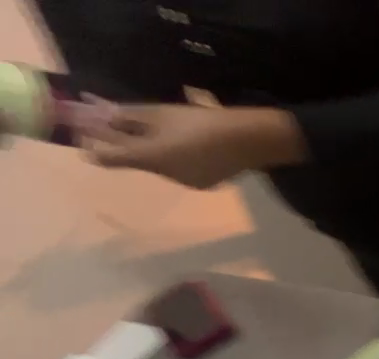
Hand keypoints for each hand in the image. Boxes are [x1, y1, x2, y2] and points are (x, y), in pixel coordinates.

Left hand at [86, 104, 304, 188]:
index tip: (85, 135)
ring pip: (158, 165)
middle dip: (124, 143)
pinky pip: (179, 170)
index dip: (92, 146)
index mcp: (150, 158)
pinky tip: (185, 147)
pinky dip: (174, 159)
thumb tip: (100, 116)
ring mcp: (188, 182)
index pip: (107, 158)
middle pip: (135, 160)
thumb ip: (127, 117)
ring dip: (151, 150)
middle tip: (118, 124)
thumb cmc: (201, 122)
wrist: (251, 141)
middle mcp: (166, 175)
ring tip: (157, 134)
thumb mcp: (159, 113)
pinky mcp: (206, 183)